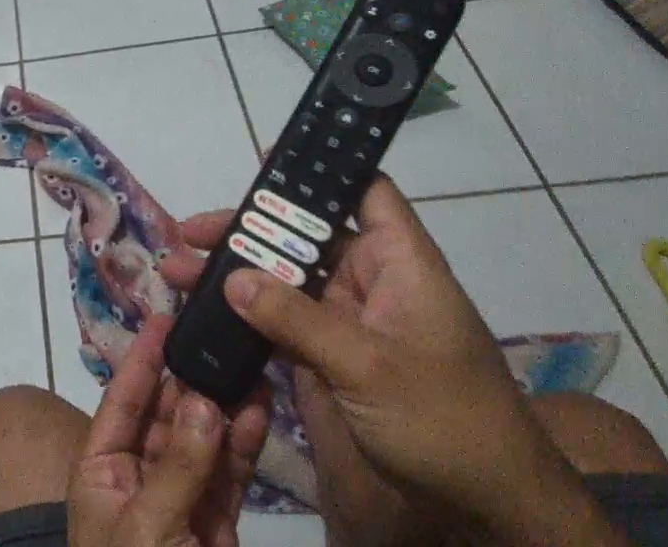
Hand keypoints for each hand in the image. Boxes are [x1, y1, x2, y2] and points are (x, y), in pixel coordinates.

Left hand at [68, 316, 271, 546]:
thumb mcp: (147, 529)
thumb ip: (177, 466)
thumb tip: (201, 400)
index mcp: (100, 472)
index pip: (119, 403)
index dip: (140, 359)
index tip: (162, 317)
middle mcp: (137, 479)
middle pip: (165, 416)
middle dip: (190, 379)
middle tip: (219, 338)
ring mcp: (178, 502)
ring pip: (201, 442)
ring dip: (223, 407)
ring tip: (249, 366)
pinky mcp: (215, 527)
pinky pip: (227, 476)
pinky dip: (243, 447)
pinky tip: (260, 412)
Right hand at [160, 177, 623, 546]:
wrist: (487, 506)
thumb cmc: (445, 419)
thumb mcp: (369, 366)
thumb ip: (297, 320)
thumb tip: (232, 278)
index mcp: (399, 263)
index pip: (363, 193)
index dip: (319, 171)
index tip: (263, 160)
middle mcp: (371, 281)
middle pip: (303, 236)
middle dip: (248, 231)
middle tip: (190, 232)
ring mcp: (348, 320)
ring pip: (285, 279)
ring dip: (236, 274)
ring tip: (180, 272)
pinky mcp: (330, 356)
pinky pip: (281, 322)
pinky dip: (245, 315)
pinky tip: (204, 313)